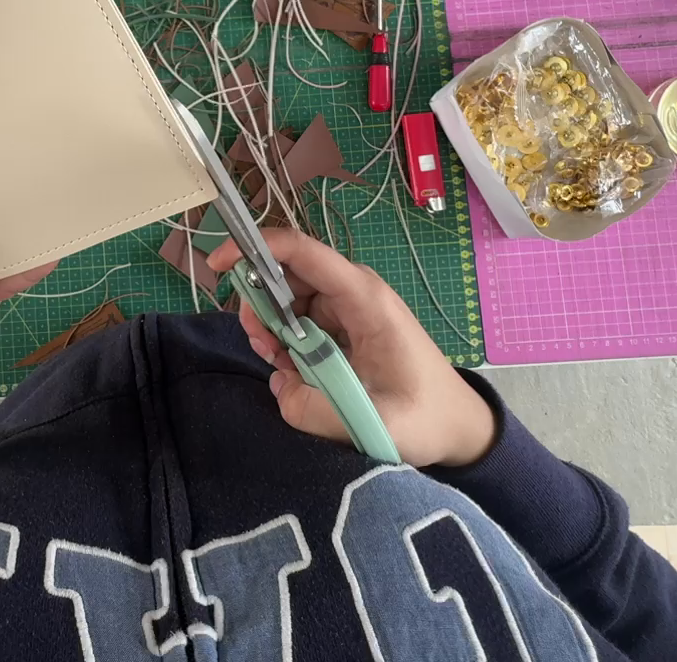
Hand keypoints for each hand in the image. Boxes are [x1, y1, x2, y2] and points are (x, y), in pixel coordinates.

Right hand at [208, 228, 495, 467]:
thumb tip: (278, 386)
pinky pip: (297, 320)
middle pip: (285, 274)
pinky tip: (293, 370)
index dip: (256, 248)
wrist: (459, 428)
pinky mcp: (339, 327)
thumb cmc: (428, 417)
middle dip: (260, 304)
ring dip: (271, 328)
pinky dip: (284, 342)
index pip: (301, 252)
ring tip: (280, 365)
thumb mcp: (379, 424)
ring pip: (286, 298)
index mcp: (363, 298)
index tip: (218, 264)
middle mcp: (351, 293)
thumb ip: (317, 410)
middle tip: (263, 348)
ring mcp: (344, 308)